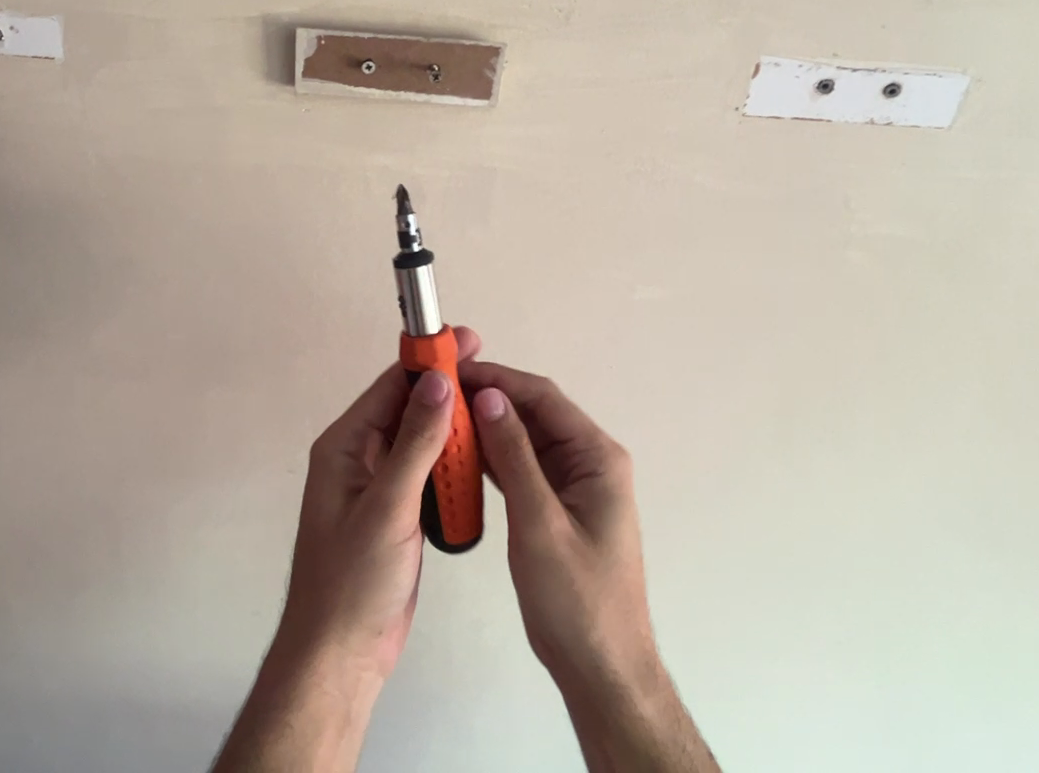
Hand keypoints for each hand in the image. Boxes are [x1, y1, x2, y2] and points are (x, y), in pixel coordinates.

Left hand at [212, 328, 482, 772]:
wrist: (342, 651)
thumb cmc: (353, 579)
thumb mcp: (387, 505)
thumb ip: (414, 442)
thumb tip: (438, 382)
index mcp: (344, 446)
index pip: (390, 387)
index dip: (429, 361)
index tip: (468, 341)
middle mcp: (359, 458)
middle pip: (407, 409)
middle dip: (447, 391)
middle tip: (493, 378)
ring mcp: (379, 486)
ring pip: (420, 441)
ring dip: (453, 428)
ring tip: (495, 414)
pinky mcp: (397, 511)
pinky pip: (426, 473)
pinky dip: (452, 463)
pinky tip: (481, 459)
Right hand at [463, 362, 720, 772]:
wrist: (600, 667)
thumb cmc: (575, 598)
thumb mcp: (539, 523)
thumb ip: (514, 457)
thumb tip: (488, 397)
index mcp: (597, 457)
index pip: (542, 397)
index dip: (497, 378)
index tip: (452, 371)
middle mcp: (589, 462)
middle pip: (534, 413)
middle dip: (488, 399)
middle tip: (438, 393)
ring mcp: (574, 485)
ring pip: (525, 440)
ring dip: (487, 428)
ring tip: (442, 416)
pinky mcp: (558, 506)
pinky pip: (522, 468)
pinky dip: (493, 459)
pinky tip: (460, 456)